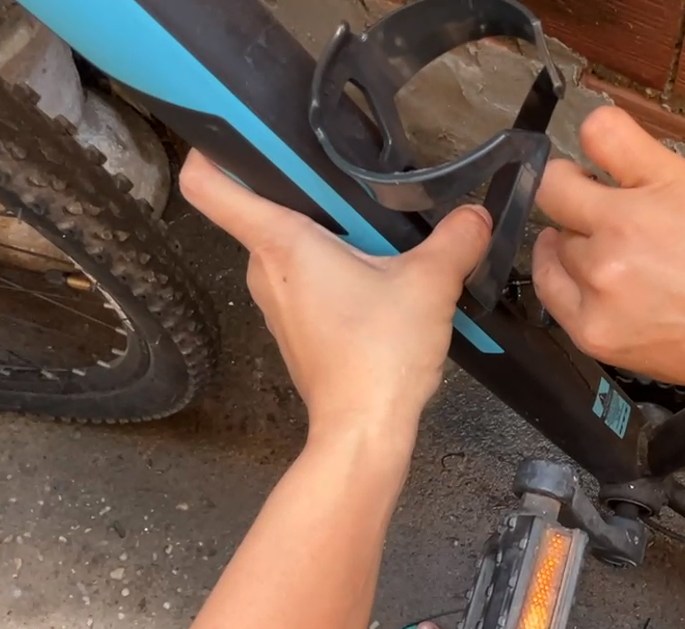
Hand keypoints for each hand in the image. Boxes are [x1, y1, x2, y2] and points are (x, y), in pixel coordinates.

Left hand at [180, 151, 489, 430]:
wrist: (365, 429)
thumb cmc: (381, 355)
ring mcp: (277, 308)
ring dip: (336, 250)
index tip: (252, 143)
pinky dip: (339, 286)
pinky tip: (381, 303)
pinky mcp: (297, 335)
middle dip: (319, 207)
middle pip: (270, 213)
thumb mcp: (429, 286)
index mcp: (280, 243)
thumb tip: (476, 216)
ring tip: (385, 263)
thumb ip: (455, 242)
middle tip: (369, 214)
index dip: (216, 150)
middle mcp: (265, 271)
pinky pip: (310, 291)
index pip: (208, 181)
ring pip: (296, 256)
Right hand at [533, 107, 684, 388]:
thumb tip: (592, 292)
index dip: (562, 264)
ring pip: (560, 185)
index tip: (570, 250)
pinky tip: (614, 148)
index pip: (548, 282)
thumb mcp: (656, 361)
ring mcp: (625, 223)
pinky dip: (600, 134)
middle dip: (580, 232)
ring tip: (611, 186)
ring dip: (577, 184)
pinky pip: (602, 135)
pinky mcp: (660, 179)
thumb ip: (612, 325)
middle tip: (613, 227)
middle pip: (559, 237)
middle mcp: (601, 277)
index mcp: (598, 330)